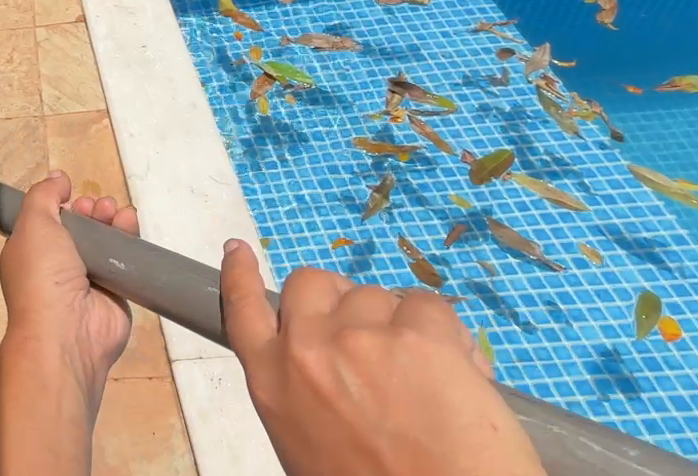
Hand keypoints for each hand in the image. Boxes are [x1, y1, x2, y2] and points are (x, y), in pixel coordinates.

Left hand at [0, 170, 139, 411]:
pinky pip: (124, 260)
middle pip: (78, 228)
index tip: (72, 195)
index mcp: (30, 252)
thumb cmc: (42, 273)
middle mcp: (56, 267)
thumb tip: (58, 177)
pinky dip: (129, 239)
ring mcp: (87, 281)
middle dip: (90, 211)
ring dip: (110, 220)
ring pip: (103, 241)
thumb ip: (43, 195)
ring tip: (117, 212)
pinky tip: (131, 224)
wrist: (67, 331)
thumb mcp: (33, 223)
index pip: (48, 221)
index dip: (61, 205)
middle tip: (99, 206)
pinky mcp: (115, 293)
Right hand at [220, 239, 544, 475]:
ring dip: (395, 322)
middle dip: (339, 298)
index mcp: (272, 382)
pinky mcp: (421, 337)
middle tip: (370, 333)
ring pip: (373, 295)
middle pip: (312, 282)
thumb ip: (302, 395)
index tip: (238, 248)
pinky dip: (445, 331)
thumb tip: (327, 368)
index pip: (242, 307)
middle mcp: (307, 348)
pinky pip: (428, 305)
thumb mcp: (308, 448)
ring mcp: (362, 337)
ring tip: (425, 373)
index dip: (240, 273)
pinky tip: (459, 369)